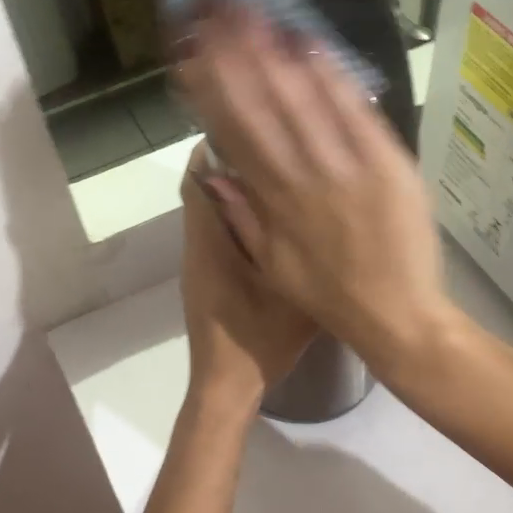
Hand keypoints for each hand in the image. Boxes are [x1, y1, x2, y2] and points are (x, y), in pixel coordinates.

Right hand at [176, 5, 453, 369]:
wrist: (397, 316)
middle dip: (236, 54)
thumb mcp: (275, 268)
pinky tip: (312, 44)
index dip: (210, 89)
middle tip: (216, 9)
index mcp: (274, 202)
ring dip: (275, 54)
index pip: (235, 133)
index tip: (192, 52)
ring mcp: (347, 168)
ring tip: (253, 12)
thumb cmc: (332, 298)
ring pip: (303, 102)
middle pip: (263, 106)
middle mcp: (304, 176)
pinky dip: (333, 78)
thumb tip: (214, 170)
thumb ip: (243, 217)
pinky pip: (355, 114)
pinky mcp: (387, 165)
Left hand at [180, 144, 316, 408]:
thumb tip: (314, 201)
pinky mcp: (206, 277)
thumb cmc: (260, 341)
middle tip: (269, 142)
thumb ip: (300, 249)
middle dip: (228, 161)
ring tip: (275, 171)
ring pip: (209, 210)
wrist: (228, 386)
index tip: (249, 125)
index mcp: (213, 242)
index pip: (201, 178)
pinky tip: (271, 217)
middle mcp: (199, 244)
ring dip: (232, 187)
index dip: (219, 147)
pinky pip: (216, 231)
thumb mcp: (291, 292)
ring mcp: (200, 262)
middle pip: (203, 188)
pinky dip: (235, 214)